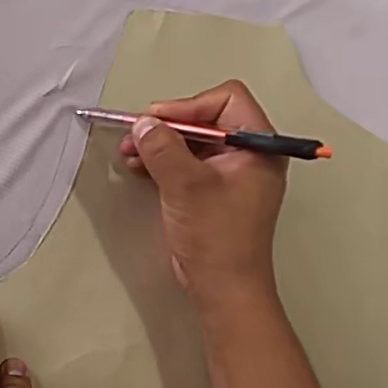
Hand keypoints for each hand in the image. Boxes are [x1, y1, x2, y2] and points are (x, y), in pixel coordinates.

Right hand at [117, 80, 288, 308]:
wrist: (223, 286)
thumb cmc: (218, 239)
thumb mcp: (186, 186)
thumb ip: (163, 149)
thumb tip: (145, 124)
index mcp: (257, 146)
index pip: (225, 100)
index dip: (187, 106)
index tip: (156, 121)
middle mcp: (247, 155)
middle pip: (205, 120)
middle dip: (167, 126)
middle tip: (136, 136)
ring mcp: (229, 174)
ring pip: (192, 142)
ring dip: (160, 144)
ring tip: (130, 153)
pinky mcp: (212, 191)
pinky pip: (186, 164)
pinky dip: (163, 162)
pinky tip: (140, 167)